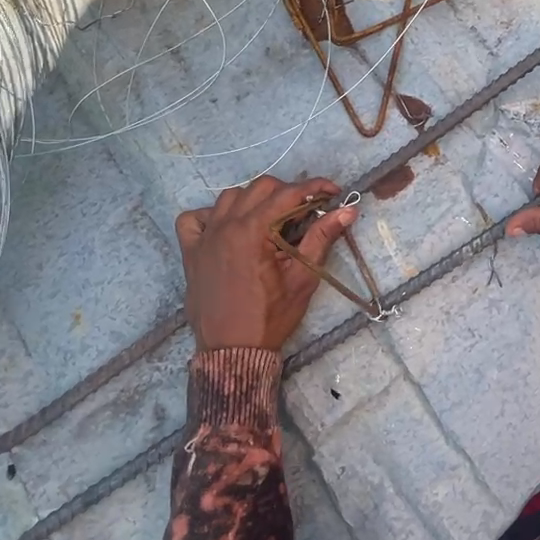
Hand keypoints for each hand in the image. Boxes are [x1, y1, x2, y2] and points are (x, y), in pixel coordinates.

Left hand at [175, 176, 357, 351]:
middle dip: (288, 191)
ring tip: (272, 217)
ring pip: (229, 197)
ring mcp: (204, 238)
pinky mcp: (190, 252)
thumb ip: (322, 237)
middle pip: (260, 187)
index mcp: (253, 231)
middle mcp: (225, 226)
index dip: (315, 187)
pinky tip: (227, 227)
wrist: (232, 351)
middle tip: (307, 210)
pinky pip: (193, 219)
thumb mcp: (303, 277)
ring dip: (254, 199)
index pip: (288, 193)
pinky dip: (210, 215)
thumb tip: (349, 210)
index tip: (334, 193)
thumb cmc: (271, 317)